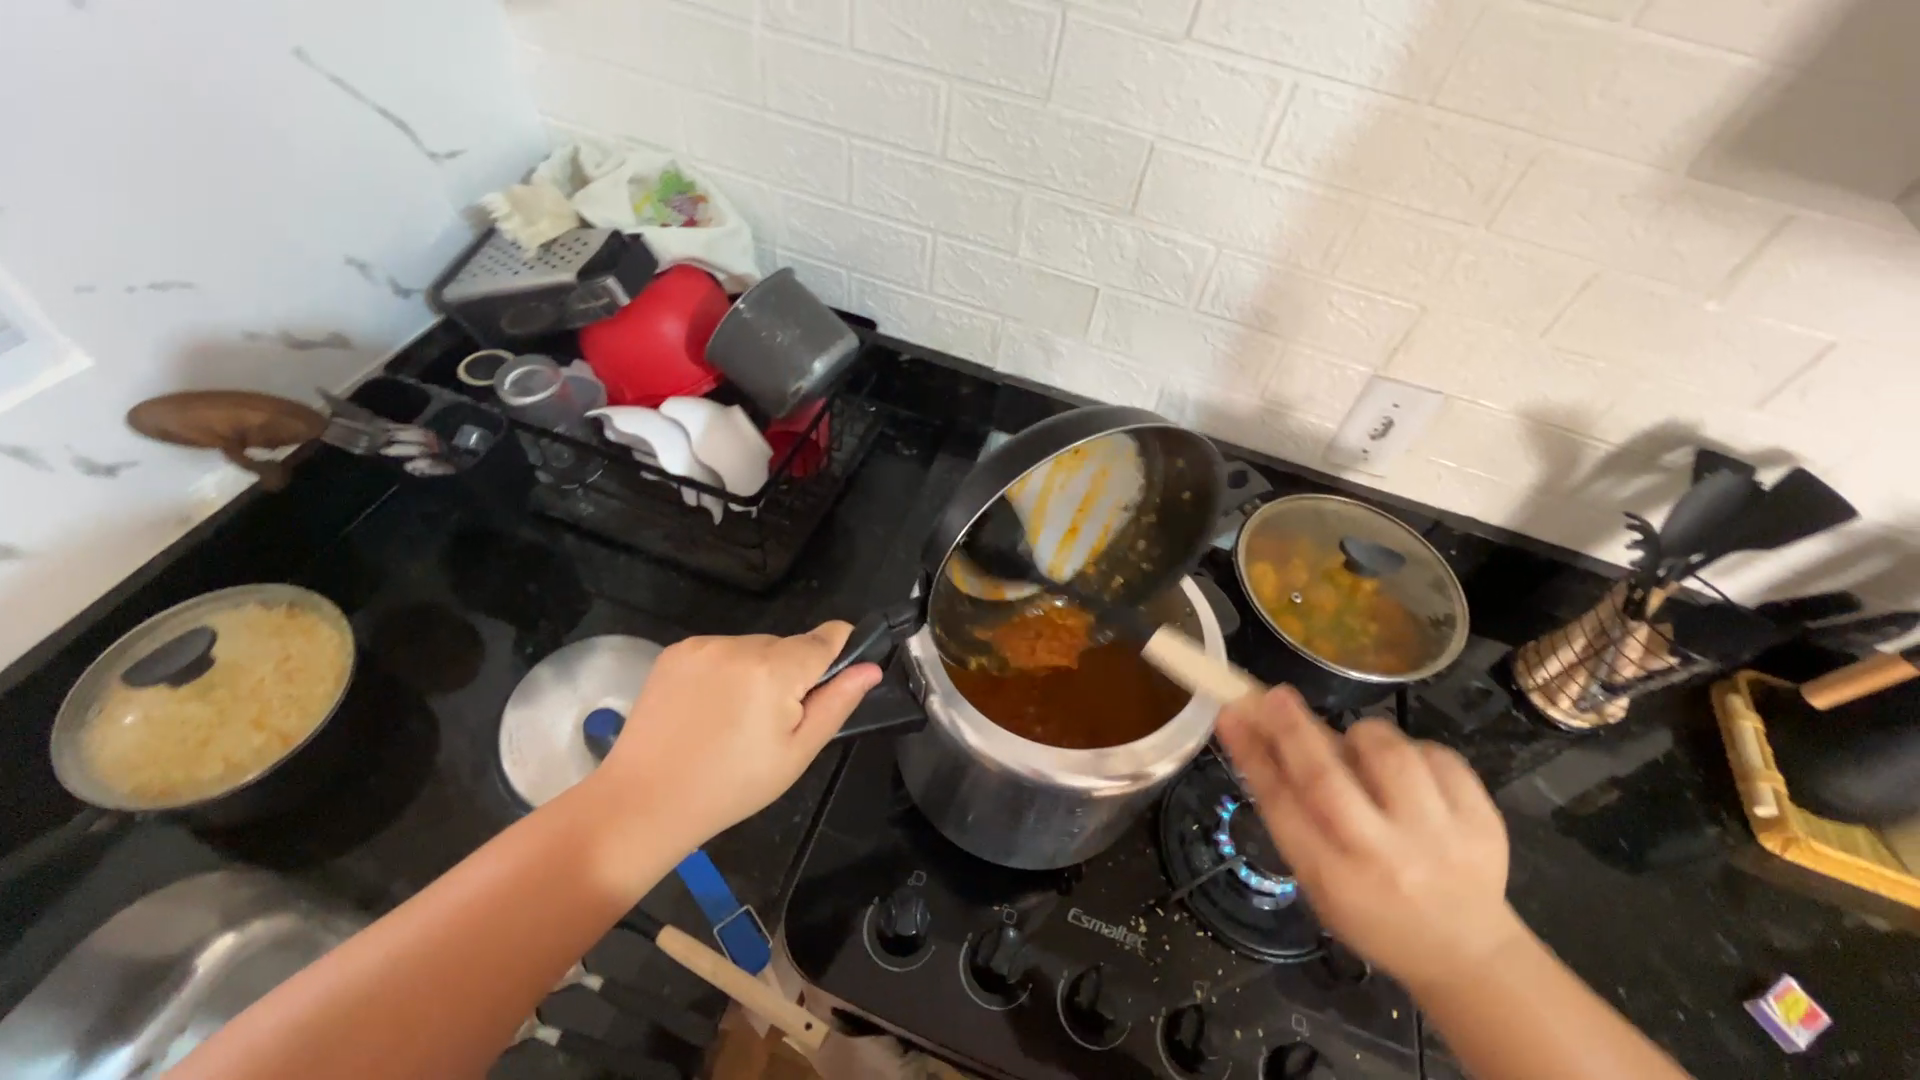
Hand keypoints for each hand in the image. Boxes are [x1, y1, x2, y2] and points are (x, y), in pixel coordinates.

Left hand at [599, 622, 880, 846]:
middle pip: (789, 645)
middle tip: (773, 723)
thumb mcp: (797, 753)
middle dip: (792, 673)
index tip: (833, 681)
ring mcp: (704, 645)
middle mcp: (740, 645)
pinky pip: (721, 651)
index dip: (840, 651)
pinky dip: (725, 672)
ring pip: (754, 648)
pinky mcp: (676, 651)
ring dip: (758, 671)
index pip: (827, 636)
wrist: (645, 799)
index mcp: (776, 670)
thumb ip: (837, 703)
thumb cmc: (732, 786)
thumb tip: (871, 668)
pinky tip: (709, 709)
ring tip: (736, 720)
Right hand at [1216, 687, 1525, 993]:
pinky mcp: (1482, 819)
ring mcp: (1439, 837)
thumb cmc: (1372, 911)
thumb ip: (1295, 814)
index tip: (1232, 714)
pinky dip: (1414, 751)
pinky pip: (1437, 756)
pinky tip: (1409, 773)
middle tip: (1275, 697)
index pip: (1281, 804)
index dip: (1253, 755)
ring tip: (1359, 749)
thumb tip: (1262, 735)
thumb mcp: (1319, 878)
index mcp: (1334, 877)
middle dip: (1295, 731)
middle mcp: (1384, 857)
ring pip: (1390, 754)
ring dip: (1363, 737)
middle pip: (1328, 780)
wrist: (1466, 951)